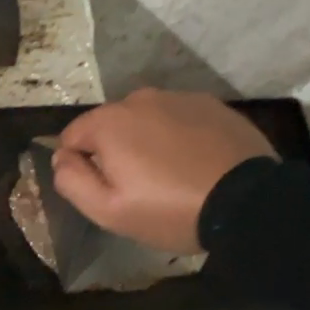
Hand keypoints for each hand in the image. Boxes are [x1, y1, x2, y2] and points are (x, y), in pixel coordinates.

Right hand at [51, 89, 275, 253]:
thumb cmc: (171, 209)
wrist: (250, 202)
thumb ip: (71, 180)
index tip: (108, 192)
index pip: (72, 137)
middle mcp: (139, 98)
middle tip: (140, 189)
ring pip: (145, 121)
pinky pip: (179, 120)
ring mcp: (179, 98)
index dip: (82, 167)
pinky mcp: (212, 105)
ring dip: (148, 143)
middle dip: (115, 152)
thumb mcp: (109, 210)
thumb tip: (59, 157)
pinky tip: (196, 165)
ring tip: (172, 177)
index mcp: (108, 121)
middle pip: (110, 127)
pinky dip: (179, 138)